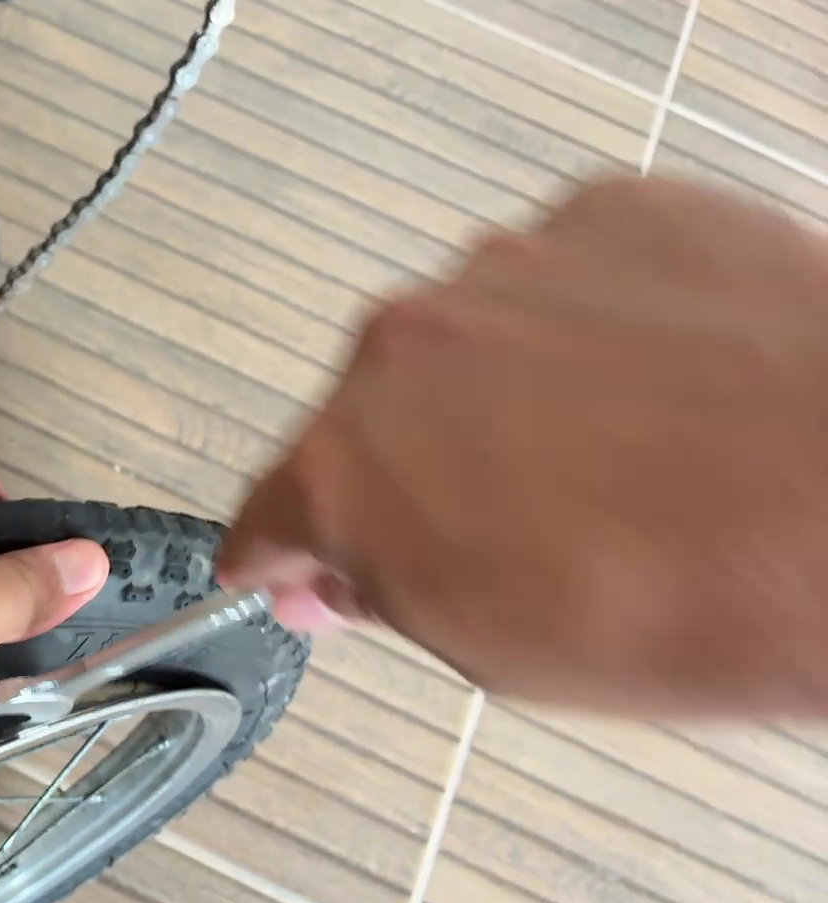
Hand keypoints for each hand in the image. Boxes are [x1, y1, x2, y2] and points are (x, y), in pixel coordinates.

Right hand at [219, 176, 827, 718]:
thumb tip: (319, 580)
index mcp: (334, 472)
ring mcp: (492, 276)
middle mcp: (382, 359)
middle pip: (349, 430)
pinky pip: (546, 283)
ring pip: (441, 351)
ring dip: (474, 397)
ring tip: (589, 442)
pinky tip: (644, 372)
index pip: (258, 523)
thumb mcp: (480, 644)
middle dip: (388, 478)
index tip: (291, 575)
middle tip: (482, 521)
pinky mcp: (604, 218)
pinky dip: (569, 328)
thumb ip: (371, 596)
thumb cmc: (684, 601)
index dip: (274, 559)